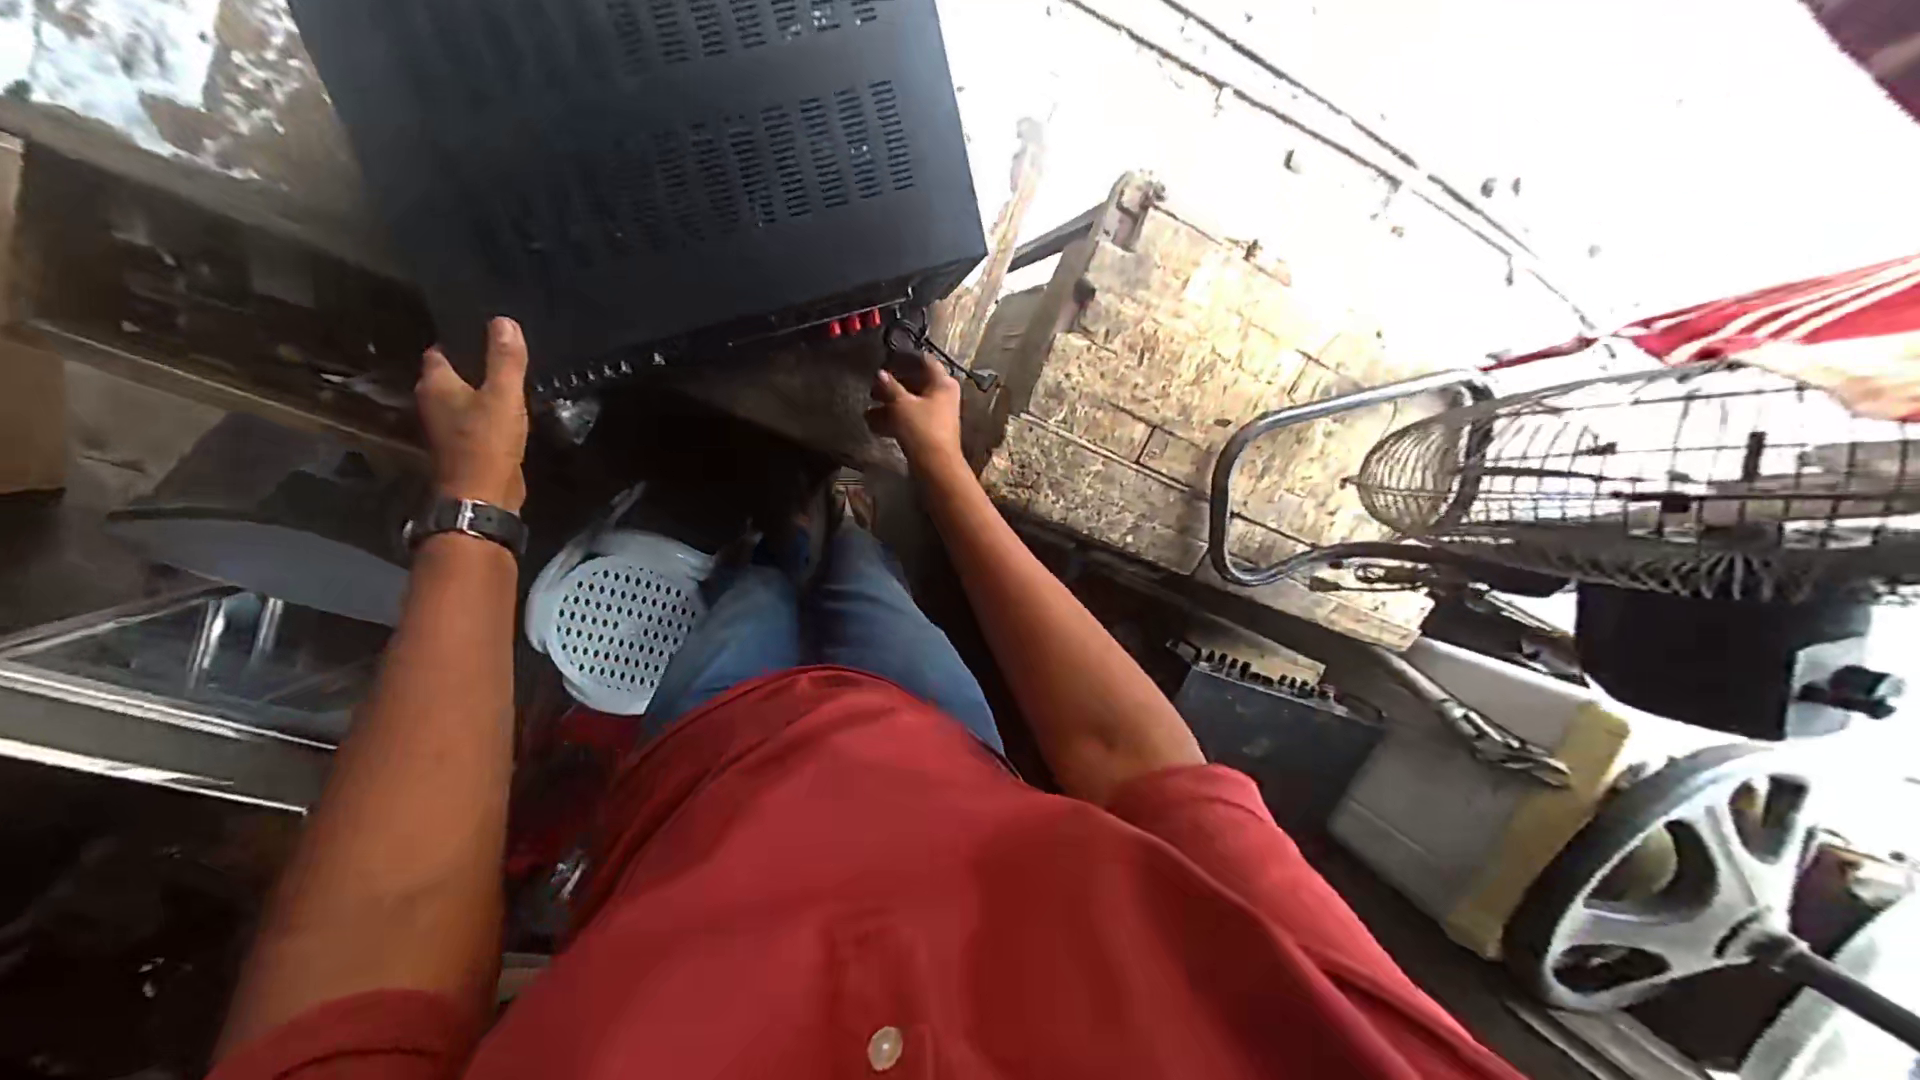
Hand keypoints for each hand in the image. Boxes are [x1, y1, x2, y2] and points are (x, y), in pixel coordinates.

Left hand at [417, 317, 528, 512]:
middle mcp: (432, 401)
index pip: (441, 350)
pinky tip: (511, 409)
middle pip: (451, 373)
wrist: (483, 495)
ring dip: (482, 389)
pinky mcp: (464, 444)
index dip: (461, 339)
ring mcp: (446, 425)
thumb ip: (505, 360)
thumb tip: (504, 321)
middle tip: (504, 353)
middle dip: (473, 363)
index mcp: (435, 384)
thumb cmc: (487, 442)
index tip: (485, 332)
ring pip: (464, 396)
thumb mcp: (503, 396)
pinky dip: (489, 410)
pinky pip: (475, 417)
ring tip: (511, 378)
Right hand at [870, 354, 962, 470]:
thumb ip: (889, 386)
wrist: (936, 466)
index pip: (924, 361)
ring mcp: (936, 414)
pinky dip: (894, 420)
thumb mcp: (901, 404)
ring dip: (889, 405)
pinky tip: (874, 424)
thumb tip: (879, 373)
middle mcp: (942, 395)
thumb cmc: (922, 429)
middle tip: (872, 388)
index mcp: (942, 383)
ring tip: (868, 409)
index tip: (885, 360)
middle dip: (892, 386)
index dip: (904, 359)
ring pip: (910, 403)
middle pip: (915, 383)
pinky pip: (910, 419)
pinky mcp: (929, 431)